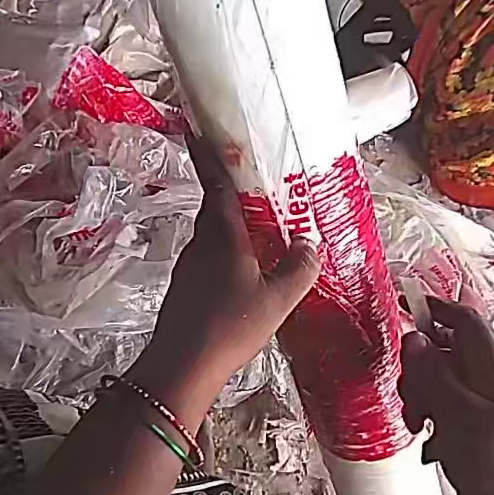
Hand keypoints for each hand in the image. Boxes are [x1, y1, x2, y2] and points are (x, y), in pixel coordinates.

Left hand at [130, 137, 320, 412]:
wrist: (182, 365)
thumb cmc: (230, 327)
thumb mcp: (277, 300)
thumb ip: (299, 268)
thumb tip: (311, 244)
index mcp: (222, 237)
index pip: (217, 186)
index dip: (209, 157)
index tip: (197, 129)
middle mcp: (201, 244)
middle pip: (215, 207)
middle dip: (229, 190)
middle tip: (253, 182)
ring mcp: (190, 266)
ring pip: (212, 234)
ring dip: (230, 224)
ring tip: (259, 229)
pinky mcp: (185, 286)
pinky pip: (209, 256)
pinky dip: (226, 251)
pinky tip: (243, 270)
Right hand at [400, 296, 493, 494]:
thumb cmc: (488, 463)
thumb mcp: (455, 414)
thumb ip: (434, 373)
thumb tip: (414, 336)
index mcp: (492, 373)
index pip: (467, 323)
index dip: (438, 308)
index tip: (404, 304)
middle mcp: (488, 381)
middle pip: (446, 350)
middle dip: (419, 364)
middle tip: (409, 392)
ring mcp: (481, 401)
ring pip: (439, 376)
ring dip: (419, 392)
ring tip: (417, 421)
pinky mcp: (472, 421)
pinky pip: (442, 400)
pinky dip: (427, 410)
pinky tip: (424, 434)